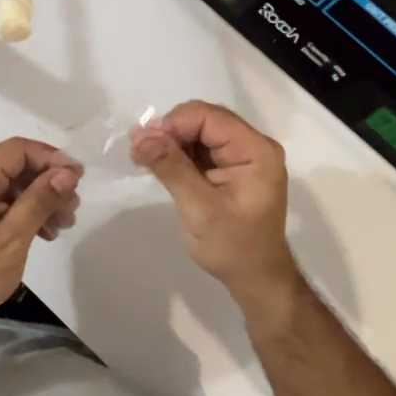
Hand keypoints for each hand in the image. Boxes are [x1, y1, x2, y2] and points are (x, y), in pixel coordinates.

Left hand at [0, 138, 82, 329]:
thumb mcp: (13, 237)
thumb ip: (40, 200)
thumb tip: (68, 173)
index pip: (16, 150)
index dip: (50, 158)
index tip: (78, 178)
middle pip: (16, 164)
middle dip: (48, 182)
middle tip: (72, 207)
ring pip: (13, 182)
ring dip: (41, 199)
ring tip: (64, 223)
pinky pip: (4, 198)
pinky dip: (26, 210)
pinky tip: (47, 231)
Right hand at [133, 102, 301, 310]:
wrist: (255, 278)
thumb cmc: (233, 246)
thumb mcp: (199, 209)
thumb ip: (172, 168)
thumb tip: (141, 135)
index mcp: (255, 151)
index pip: (209, 117)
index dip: (174, 123)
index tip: (144, 143)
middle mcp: (253, 146)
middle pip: (204, 120)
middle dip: (170, 131)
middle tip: (140, 151)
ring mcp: (242, 156)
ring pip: (199, 131)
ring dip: (170, 141)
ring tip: (144, 158)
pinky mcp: (230, 168)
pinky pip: (200, 147)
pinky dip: (177, 152)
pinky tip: (158, 164)